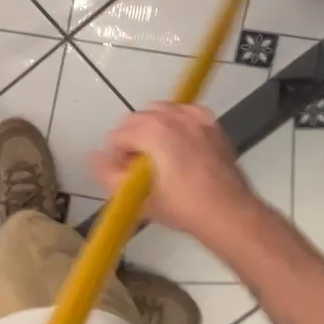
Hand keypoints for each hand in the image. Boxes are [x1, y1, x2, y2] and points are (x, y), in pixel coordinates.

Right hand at [90, 102, 258, 238]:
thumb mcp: (138, 198)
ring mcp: (195, 119)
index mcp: (153, 133)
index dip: (116, 157)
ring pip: (157, 110)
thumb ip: (109, 175)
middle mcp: (172, 118)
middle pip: (134, 119)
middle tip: (138, 168)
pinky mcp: (211, 125)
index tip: (126, 176)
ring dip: (149, 128)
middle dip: (130, 140)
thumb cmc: (182, 207)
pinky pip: (184, 111)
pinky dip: (175, 120)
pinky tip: (177, 140)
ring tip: (156, 153)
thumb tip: (93, 156)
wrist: (229, 213)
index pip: (117, 136)